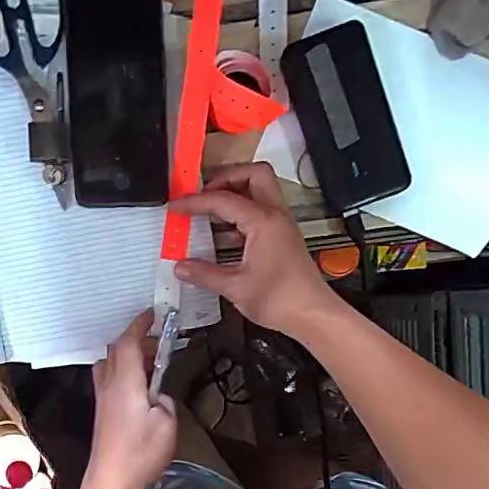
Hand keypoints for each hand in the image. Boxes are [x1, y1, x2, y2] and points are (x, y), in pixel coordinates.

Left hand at [80, 310, 176, 488]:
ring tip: (152, 366)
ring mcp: (102, 399)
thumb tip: (160, 396)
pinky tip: (141, 388)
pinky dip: (125, 372)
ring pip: (110, 364)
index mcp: (125, 381)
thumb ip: (167, 401)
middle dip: (137, 340)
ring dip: (129, 357)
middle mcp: (108, 385)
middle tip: (160, 345)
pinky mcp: (102, 413)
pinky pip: (111, 380)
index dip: (140, 324)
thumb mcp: (167, 424)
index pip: (128, 341)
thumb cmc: (139, 454)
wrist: (110, 483)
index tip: (153, 314)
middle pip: (117, 350)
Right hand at [172, 163, 339, 339]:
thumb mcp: (235, 288)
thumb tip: (180, 267)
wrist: (313, 314)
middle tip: (203, 195)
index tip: (176, 207)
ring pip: (261, 189)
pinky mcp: (284, 236)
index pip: (223, 199)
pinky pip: (263, 210)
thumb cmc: (279, 300)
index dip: (195, 202)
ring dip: (236, 192)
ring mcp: (282, 224)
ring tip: (211, 210)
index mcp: (263, 221)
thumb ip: (205, 274)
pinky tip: (226, 233)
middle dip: (225, 177)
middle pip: (253, 174)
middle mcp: (275, 215)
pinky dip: (243, 212)